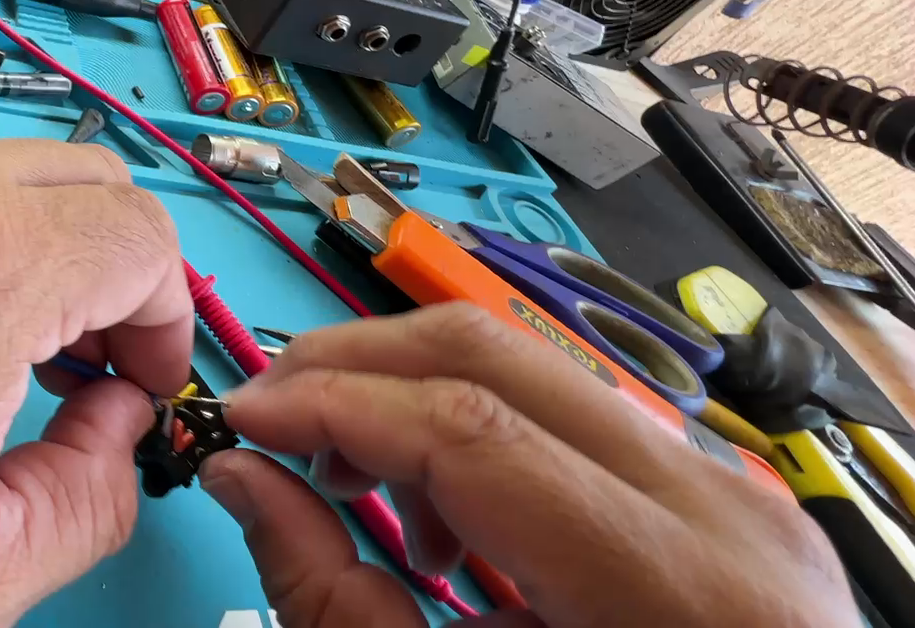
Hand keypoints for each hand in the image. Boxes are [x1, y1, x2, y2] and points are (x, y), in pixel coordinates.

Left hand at [0, 134, 189, 625]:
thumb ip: (82, 496)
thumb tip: (112, 427)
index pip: (143, 235)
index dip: (167, 315)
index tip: (141, 379)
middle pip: (92, 182)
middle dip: (120, 271)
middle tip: (94, 365)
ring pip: (22, 176)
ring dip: (52, 251)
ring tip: (18, 357)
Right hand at [197, 304, 852, 627]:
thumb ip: (326, 596)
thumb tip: (233, 472)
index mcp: (686, 592)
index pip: (468, 428)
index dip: (332, 406)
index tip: (240, 421)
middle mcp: (714, 502)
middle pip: (481, 351)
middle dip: (343, 364)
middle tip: (270, 417)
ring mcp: (710, 476)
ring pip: (502, 358)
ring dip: (387, 393)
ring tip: (350, 487)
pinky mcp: (687, 473)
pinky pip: (533, 398)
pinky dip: (440, 422)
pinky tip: (433, 513)